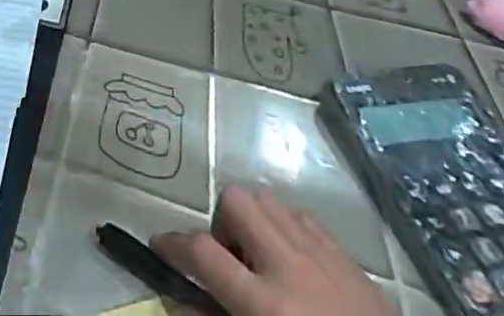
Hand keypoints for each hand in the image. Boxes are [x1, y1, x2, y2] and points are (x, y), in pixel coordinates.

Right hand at [153, 185, 394, 315]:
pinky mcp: (344, 253)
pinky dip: (284, 225)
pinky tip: (290, 258)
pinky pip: (299, 214)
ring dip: (252, 219)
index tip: (160, 245)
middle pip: (236, 201)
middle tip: (229, 258)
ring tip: (258, 256)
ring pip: (267, 198)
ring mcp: (320, 254)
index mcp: (265, 306)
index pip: (203, 253)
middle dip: (221, 222)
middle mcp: (289, 266)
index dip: (172, 244)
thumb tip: (182, 300)